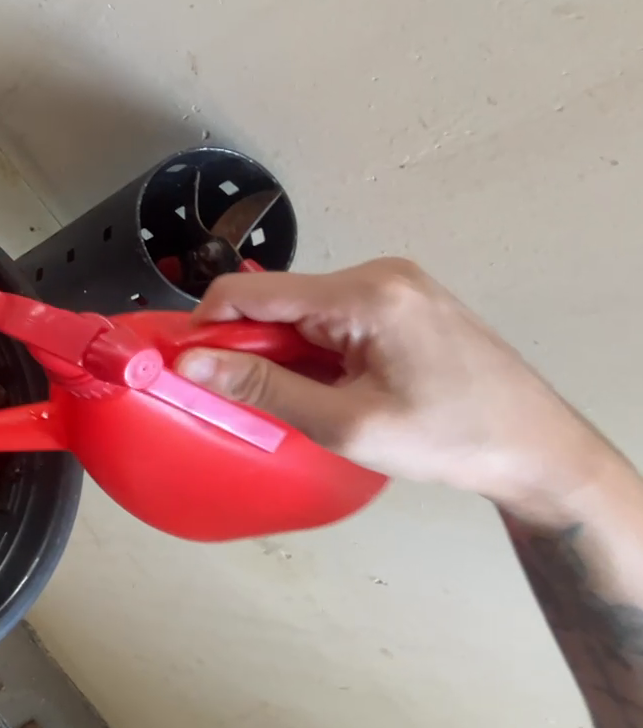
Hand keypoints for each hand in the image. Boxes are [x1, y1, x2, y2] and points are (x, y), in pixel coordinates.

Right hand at [174, 258, 618, 522]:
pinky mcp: (395, 301)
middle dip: (244, 346)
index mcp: (365, 296)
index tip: (186, 368)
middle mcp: (376, 276)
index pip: (246, 292)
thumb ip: (259, 387)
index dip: (203, 328)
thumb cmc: (448, 439)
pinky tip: (323, 382)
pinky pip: (320, 316)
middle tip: (248, 395)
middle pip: (268, 301)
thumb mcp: (340, 421)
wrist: (540, 451)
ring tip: (299, 394)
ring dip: (275, 351)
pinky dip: (303, 349)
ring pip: (291, 310)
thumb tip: (187, 362)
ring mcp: (390, 286)